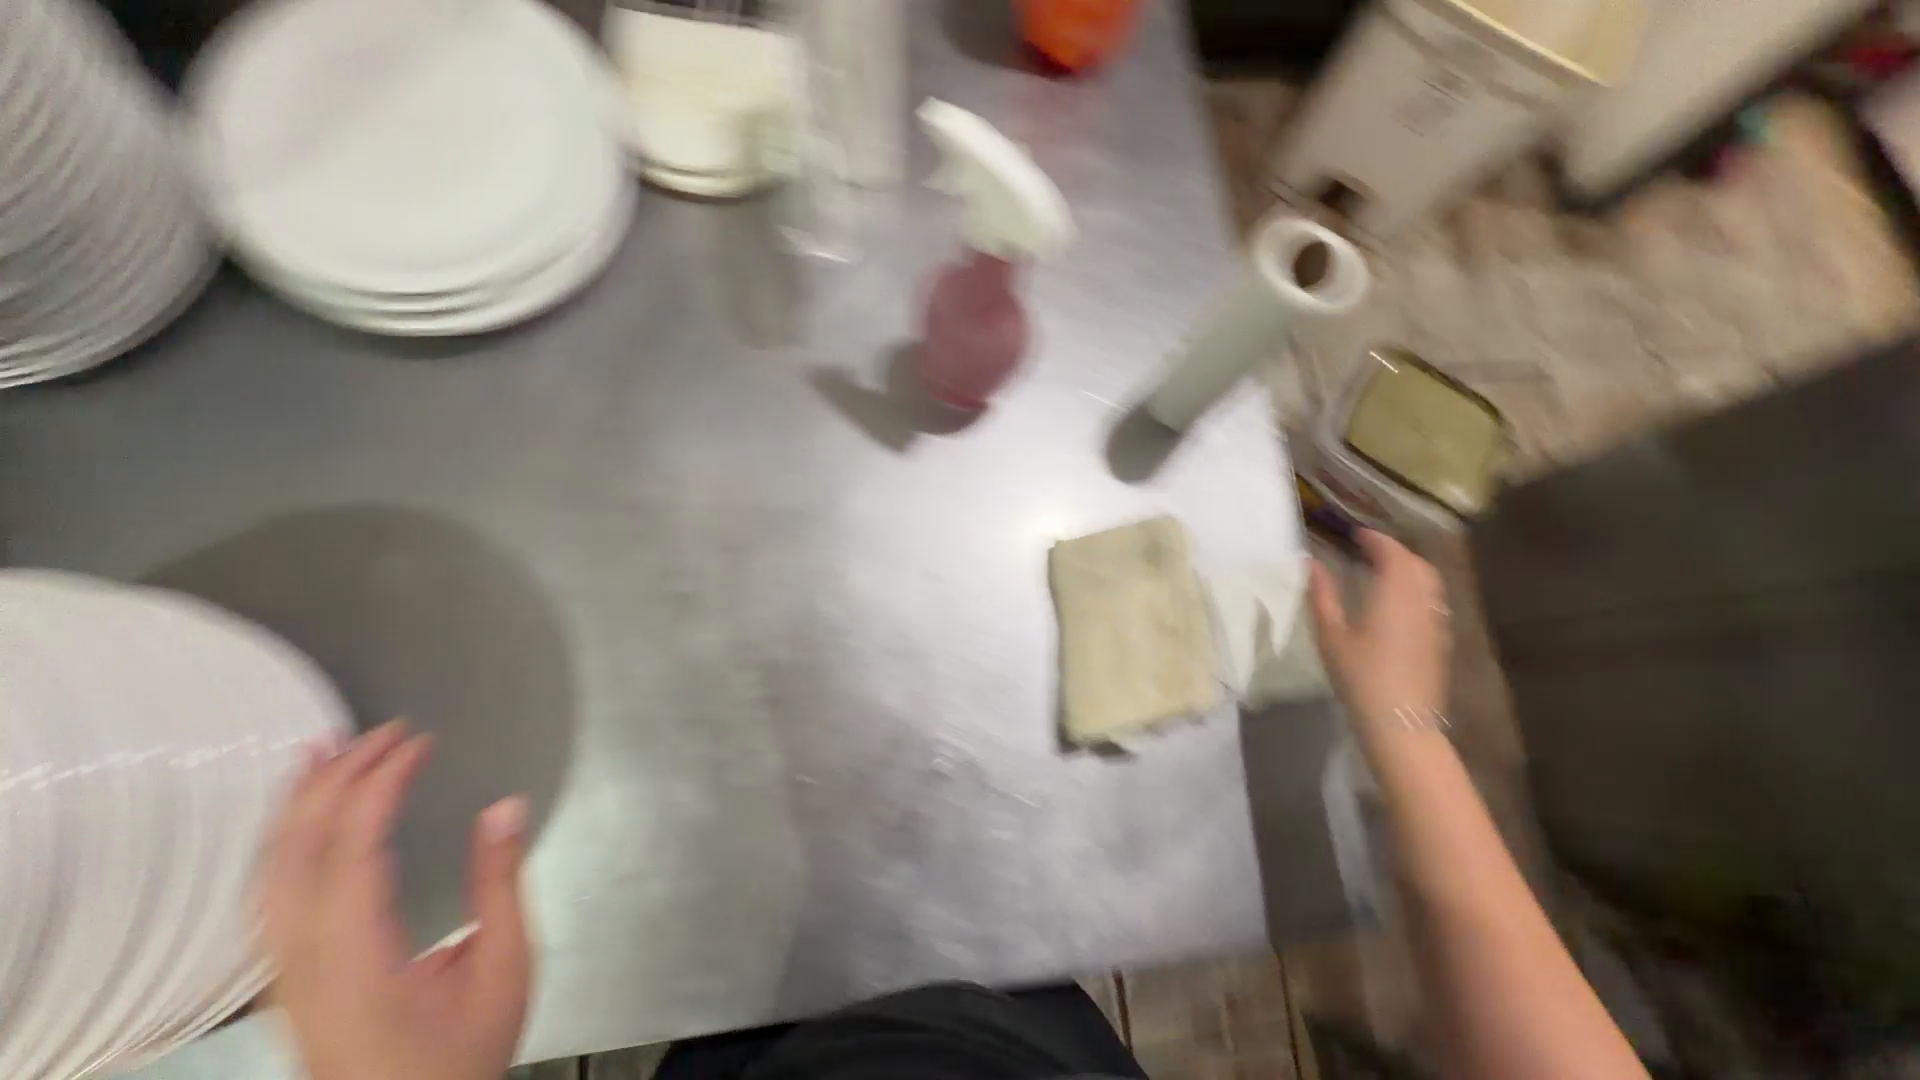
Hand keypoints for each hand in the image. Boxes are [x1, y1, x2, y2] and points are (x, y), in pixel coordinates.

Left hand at [261, 721, 532, 1079]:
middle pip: (298, 849)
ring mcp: (285, 972)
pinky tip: (301, 821)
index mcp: (357, 954)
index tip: (416, 742)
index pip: (354, 843)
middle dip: (336, 778)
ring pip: (270, 871)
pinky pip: (270, 891)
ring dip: (296, 803)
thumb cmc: (459, 1055)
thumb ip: (500, 882)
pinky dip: (284, 840)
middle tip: (379, 733)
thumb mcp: (505, 966)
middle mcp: (304, 961)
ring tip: (321, 752)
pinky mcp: (287, 978)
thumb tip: (504, 809)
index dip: (382, 780)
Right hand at [1308, 530, 1450, 725]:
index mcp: (1394, 594)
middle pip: (1417, 564)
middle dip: (1396, 552)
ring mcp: (1436, 622)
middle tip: (1370, 552)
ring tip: (1385, 574)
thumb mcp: (1330, 636)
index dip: (1376, 539)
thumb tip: (1312, 563)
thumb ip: (1322, 595)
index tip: (1357, 534)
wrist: (1400, 722)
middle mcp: (1421, 601)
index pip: (1392, 553)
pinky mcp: (1440, 641)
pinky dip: (1417, 592)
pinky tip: (1399, 607)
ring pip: (1430, 583)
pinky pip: (1433, 602)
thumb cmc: (1360, 677)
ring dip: (1410, 570)